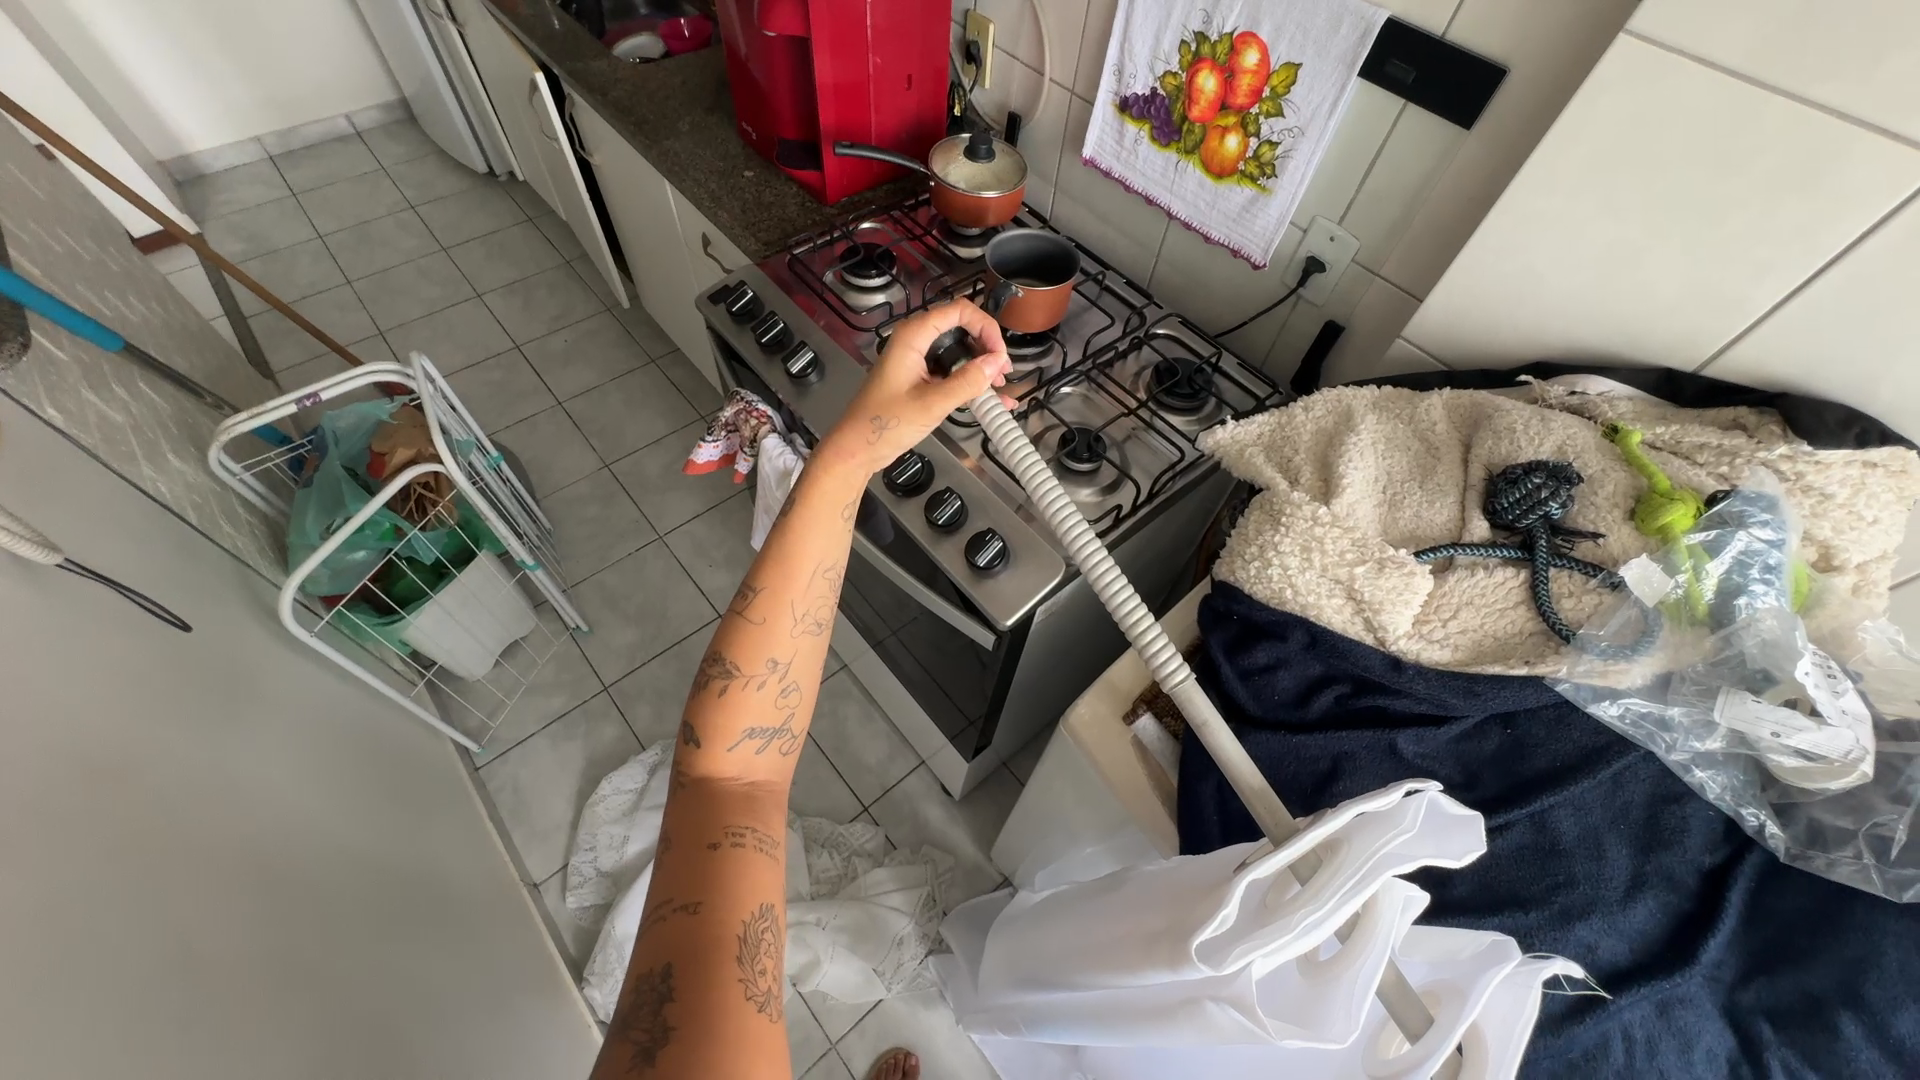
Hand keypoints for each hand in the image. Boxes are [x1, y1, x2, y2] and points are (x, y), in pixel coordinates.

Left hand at [815, 299, 1015, 474]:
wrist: (857, 449)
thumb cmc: (886, 424)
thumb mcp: (932, 403)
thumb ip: (967, 381)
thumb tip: (998, 363)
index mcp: (913, 336)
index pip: (959, 311)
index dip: (985, 327)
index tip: (999, 356)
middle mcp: (915, 342)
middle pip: (961, 328)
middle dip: (986, 348)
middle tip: (1003, 374)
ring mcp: (917, 360)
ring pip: (958, 351)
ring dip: (980, 367)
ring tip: (999, 389)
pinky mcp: (919, 379)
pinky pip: (950, 372)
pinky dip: (969, 382)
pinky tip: (990, 400)